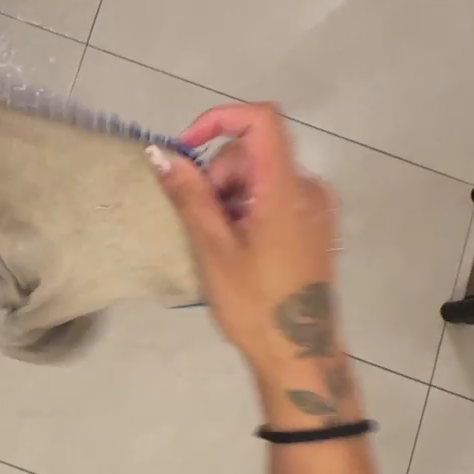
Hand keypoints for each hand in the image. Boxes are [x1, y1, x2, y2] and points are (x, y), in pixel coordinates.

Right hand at [147, 104, 361, 429]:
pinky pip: (272, 197)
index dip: (218, 120)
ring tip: (219, 242)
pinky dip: (245, 209)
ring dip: (229, 196)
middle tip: (202, 222)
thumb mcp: (212, 247)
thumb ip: (188, 194)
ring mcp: (314, 207)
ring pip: (259, 176)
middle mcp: (308, 187)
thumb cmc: (253, 302)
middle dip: (217, 176)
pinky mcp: (312, 225)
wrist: (298, 353)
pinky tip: (237, 246)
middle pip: (253, 152)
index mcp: (285, 188)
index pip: (260, 119)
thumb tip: (160, 153)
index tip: (184, 149)